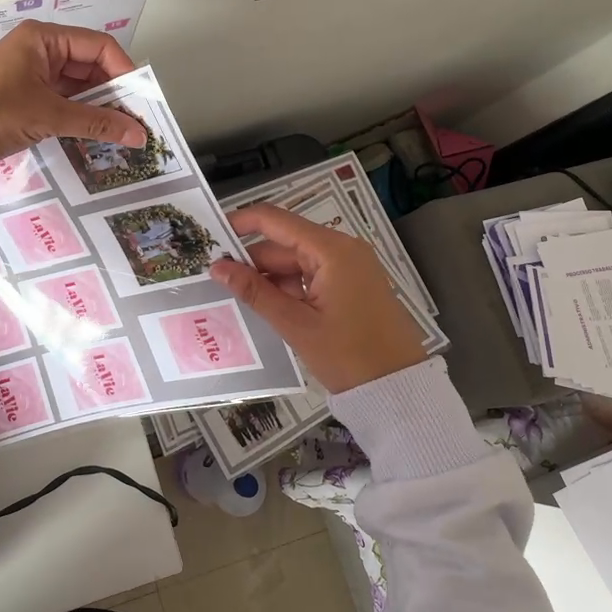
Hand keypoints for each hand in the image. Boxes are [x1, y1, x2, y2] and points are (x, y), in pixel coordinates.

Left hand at [0, 20, 146, 158]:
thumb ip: (97, 122)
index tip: (140, 100)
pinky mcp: (28, 92)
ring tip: (121, 129)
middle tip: (135, 119)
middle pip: (90, 64)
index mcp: (43, 38)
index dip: (123, 71)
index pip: (98, 46)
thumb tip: (139, 133)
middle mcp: (41, 48)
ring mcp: (33, 70)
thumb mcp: (49, 115)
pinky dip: (80, 113)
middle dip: (113, 91)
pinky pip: (64, 97)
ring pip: (78, 83)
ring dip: (98, 105)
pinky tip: (98, 132)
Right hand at [210, 204, 424, 393]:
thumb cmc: (349, 355)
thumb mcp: (295, 324)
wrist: (401, 391)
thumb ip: (254, 291)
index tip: (210, 237)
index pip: (275, 220)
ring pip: (295, 261)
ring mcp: (350, 267)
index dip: (240, 223)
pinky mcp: (352, 285)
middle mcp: (342, 249)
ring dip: (269, 277)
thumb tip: (217, 268)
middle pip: (284, 242)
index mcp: (331, 250)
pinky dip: (289, 287)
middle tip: (217, 279)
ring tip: (237, 296)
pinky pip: (311, 275)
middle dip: (252, 259)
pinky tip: (267, 306)